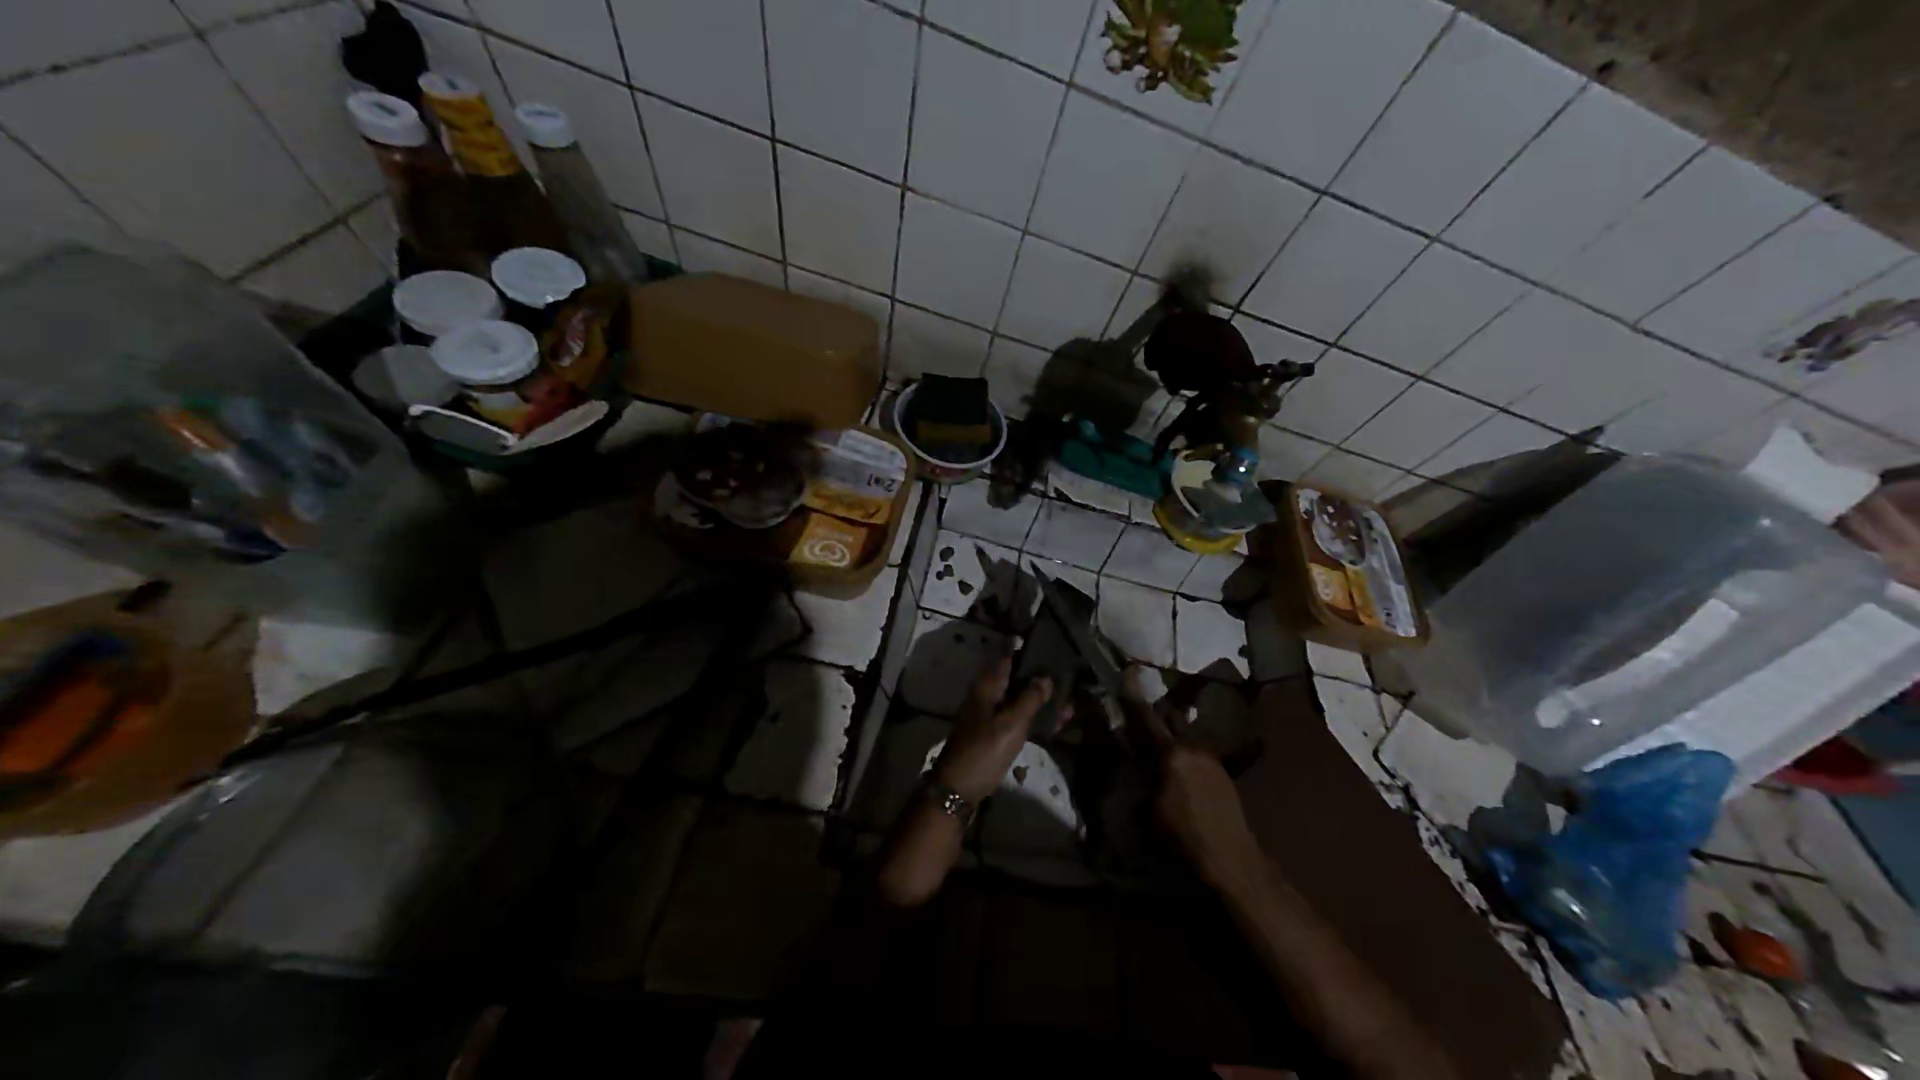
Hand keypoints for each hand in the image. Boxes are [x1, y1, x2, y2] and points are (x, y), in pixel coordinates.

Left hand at [930, 657, 1060, 802]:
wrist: (959, 787)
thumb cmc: (984, 751)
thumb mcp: (1011, 723)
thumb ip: (1029, 699)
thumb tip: (1045, 677)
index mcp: (987, 687)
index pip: (1008, 658)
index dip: (1028, 652)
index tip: (1052, 648)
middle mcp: (987, 696)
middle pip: (1015, 680)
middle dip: (1039, 679)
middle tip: (1068, 676)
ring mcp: (989, 716)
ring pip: (1018, 701)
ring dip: (1041, 701)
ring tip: (1069, 701)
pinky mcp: (994, 734)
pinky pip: (1017, 719)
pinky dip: (1035, 719)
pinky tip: (1057, 723)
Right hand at [1123, 667, 1261, 890]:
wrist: (1230, 857)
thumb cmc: (1183, 834)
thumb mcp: (1150, 809)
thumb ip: (1143, 781)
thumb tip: (1139, 769)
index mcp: (1171, 753)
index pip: (1146, 718)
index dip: (1132, 696)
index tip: (1127, 673)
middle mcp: (1193, 747)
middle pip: (1172, 718)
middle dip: (1156, 712)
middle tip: (1143, 709)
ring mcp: (1212, 758)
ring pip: (1187, 736)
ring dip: (1174, 734)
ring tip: (1162, 742)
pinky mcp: (1224, 773)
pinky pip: (1201, 755)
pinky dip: (1188, 755)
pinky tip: (1183, 768)